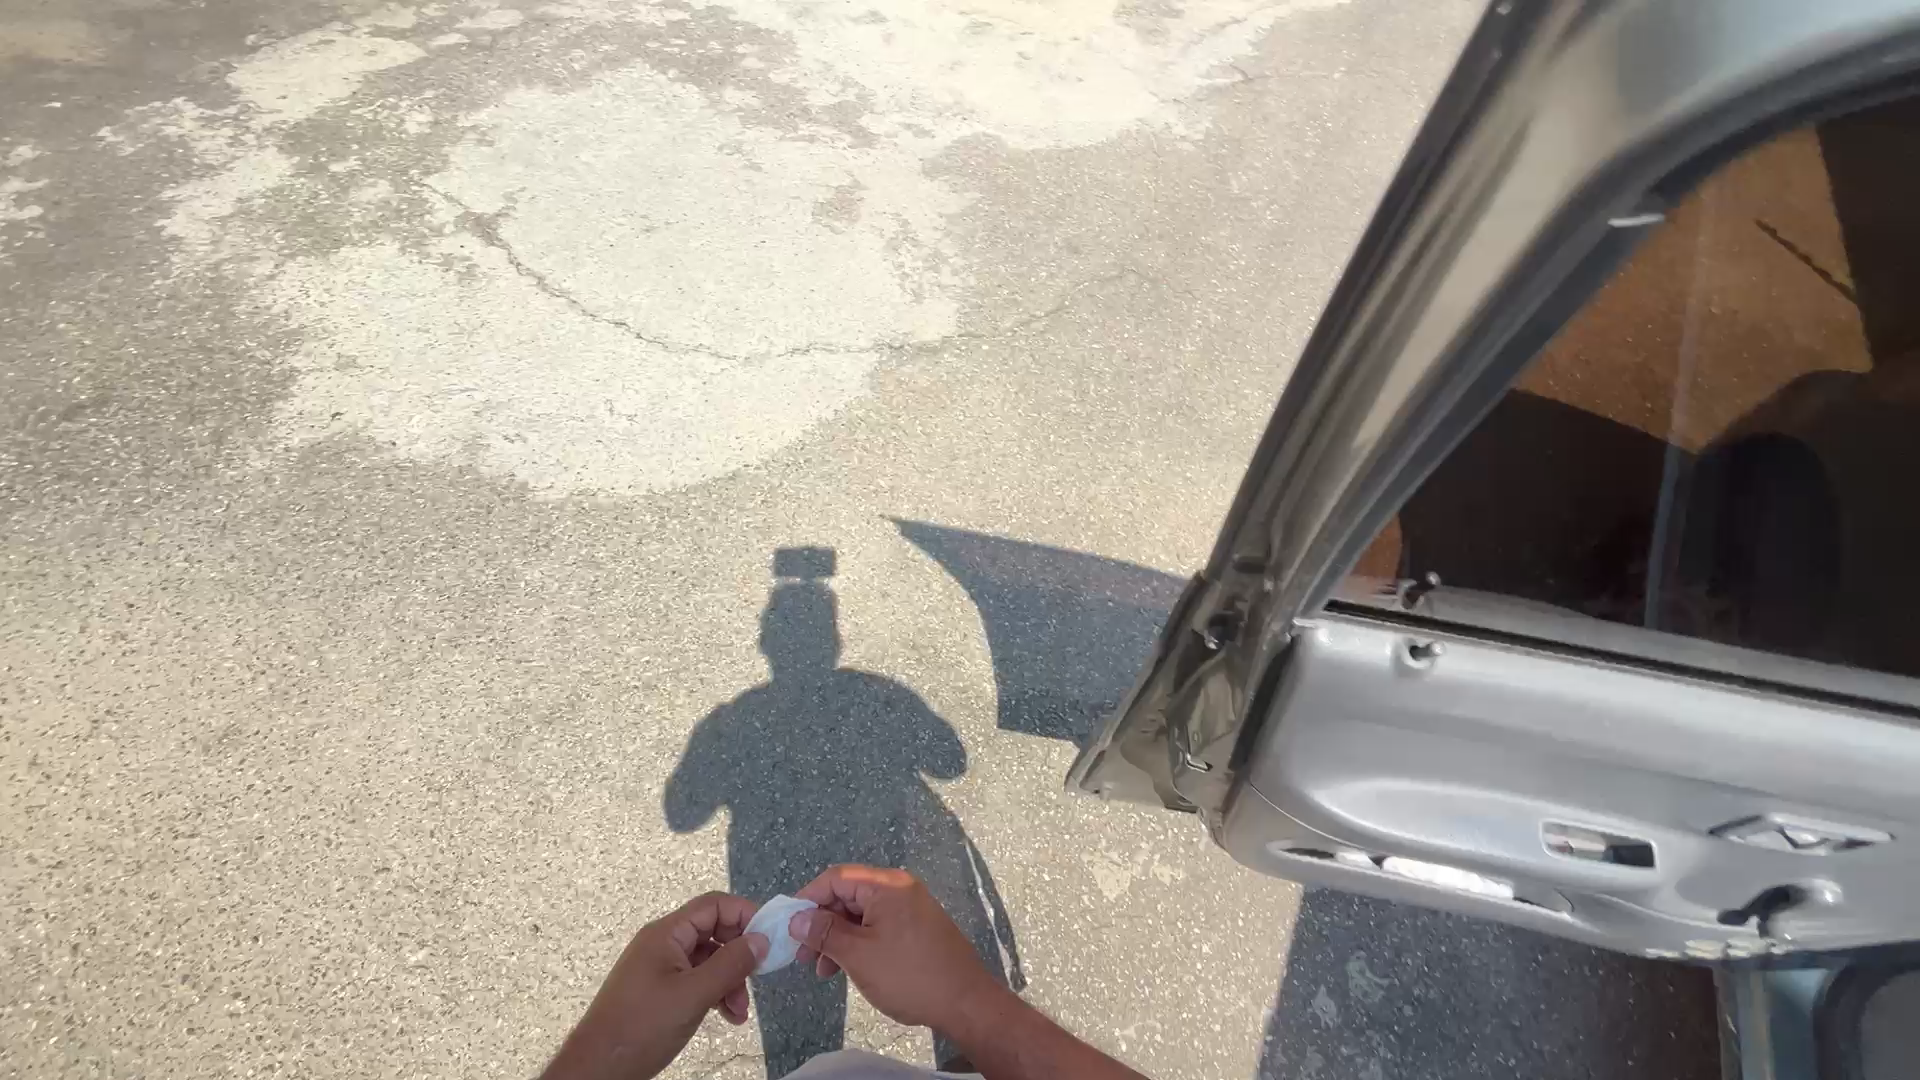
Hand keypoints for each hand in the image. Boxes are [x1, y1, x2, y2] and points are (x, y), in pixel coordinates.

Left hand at [540, 893, 768, 1079]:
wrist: (593, 1075)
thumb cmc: (641, 1027)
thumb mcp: (693, 995)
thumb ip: (730, 964)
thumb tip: (762, 939)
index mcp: (667, 933)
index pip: (714, 905)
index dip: (744, 914)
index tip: (769, 938)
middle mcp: (664, 943)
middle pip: (713, 931)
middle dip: (739, 954)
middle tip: (758, 977)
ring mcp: (660, 968)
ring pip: (708, 959)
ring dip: (730, 980)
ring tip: (740, 1011)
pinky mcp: (659, 992)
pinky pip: (696, 980)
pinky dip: (715, 993)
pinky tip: (727, 1016)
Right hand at [789, 864, 998, 1030]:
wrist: (963, 1000)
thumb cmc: (908, 974)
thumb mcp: (859, 955)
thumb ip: (825, 933)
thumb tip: (797, 918)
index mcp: (886, 885)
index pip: (837, 878)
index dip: (808, 898)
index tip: (787, 924)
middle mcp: (898, 887)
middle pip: (848, 894)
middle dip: (822, 922)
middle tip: (802, 954)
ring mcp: (909, 906)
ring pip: (861, 913)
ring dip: (838, 936)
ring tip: (822, 970)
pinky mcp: (914, 926)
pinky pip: (877, 924)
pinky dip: (858, 942)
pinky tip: (846, 967)